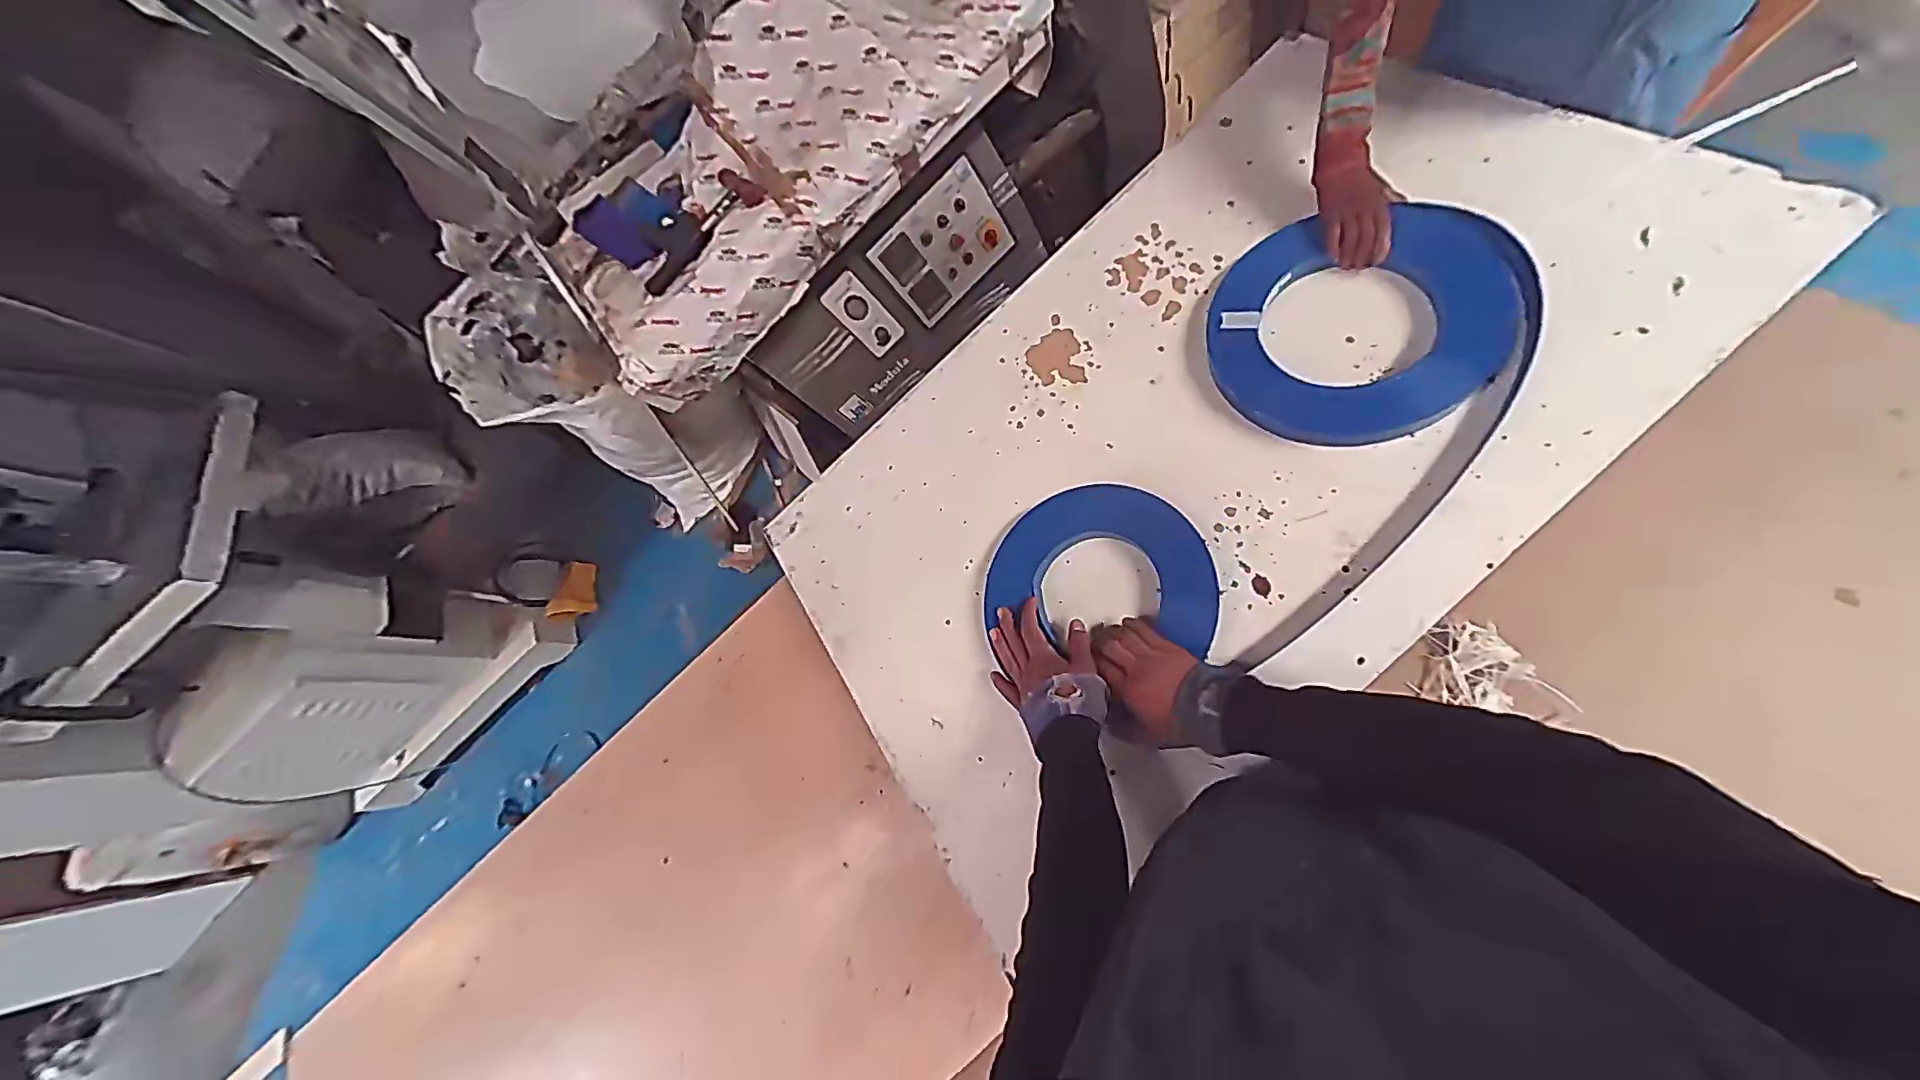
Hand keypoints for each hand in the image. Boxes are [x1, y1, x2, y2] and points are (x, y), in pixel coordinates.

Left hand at [989, 597, 1093, 706]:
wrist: (1068, 732)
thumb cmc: (1078, 702)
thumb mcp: (1087, 667)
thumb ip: (1080, 644)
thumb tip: (1076, 626)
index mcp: (1043, 659)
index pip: (1031, 629)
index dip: (1028, 613)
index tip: (1028, 603)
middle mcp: (1029, 671)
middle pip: (1014, 642)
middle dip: (1008, 624)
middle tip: (1002, 612)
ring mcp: (1023, 687)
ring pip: (1007, 661)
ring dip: (1000, 645)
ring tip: (994, 634)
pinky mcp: (1023, 704)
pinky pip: (1007, 688)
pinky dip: (1001, 681)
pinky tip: (995, 675)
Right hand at [1094, 617, 1200, 745]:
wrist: (1204, 708)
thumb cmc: (1179, 721)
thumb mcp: (1146, 733)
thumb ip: (1124, 728)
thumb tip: (1112, 727)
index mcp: (1128, 690)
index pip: (1103, 669)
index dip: (1093, 662)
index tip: (1088, 659)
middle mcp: (1135, 669)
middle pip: (1109, 647)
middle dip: (1099, 643)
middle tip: (1095, 641)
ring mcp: (1151, 655)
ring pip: (1124, 636)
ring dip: (1114, 632)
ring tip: (1108, 631)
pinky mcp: (1166, 647)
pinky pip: (1144, 630)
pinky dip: (1134, 625)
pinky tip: (1128, 623)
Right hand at [1315, 167, 1393, 269]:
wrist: (1340, 163)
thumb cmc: (1358, 174)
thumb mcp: (1381, 186)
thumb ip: (1391, 199)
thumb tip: (1402, 206)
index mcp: (1379, 204)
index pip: (1383, 232)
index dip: (1380, 248)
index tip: (1377, 260)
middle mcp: (1364, 210)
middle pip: (1366, 239)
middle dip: (1363, 256)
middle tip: (1360, 267)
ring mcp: (1347, 213)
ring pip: (1350, 240)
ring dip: (1349, 256)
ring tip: (1347, 265)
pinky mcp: (1330, 214)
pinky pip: (1333, 236)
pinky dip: (1333, 248)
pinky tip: (1334, 256)